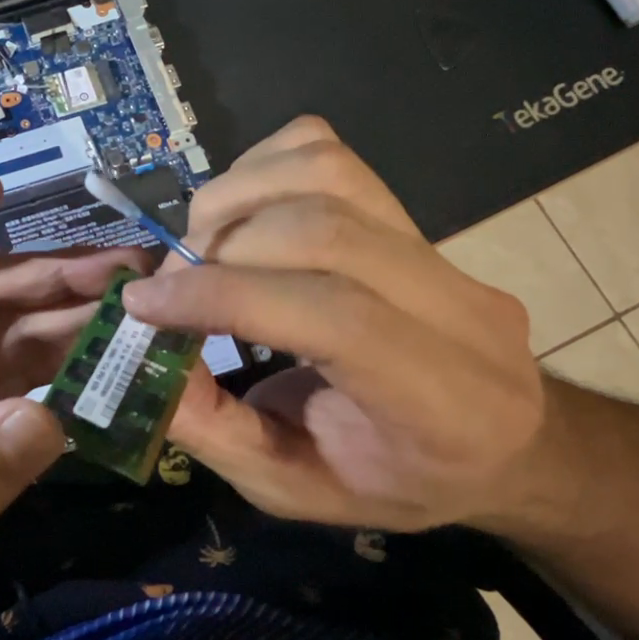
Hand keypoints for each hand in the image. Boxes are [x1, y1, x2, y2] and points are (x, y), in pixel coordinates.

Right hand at [121, 116, 547, 531]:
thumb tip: (141, 351)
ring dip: (233, 199)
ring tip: (199, 248)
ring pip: (326, 173)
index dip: (223, 297)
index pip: (336, 317)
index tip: (142, 305)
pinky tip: (238, 216)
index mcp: (443, 403)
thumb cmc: (391, 480)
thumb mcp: (291, 487)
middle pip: (324, 231)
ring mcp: (443, 251)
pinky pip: (327, 153)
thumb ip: (214, 429)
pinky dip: (261, 168)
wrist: (497, 445)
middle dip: (216, 248)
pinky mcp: (414, 214)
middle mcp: (460, 310)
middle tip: (165, 287)